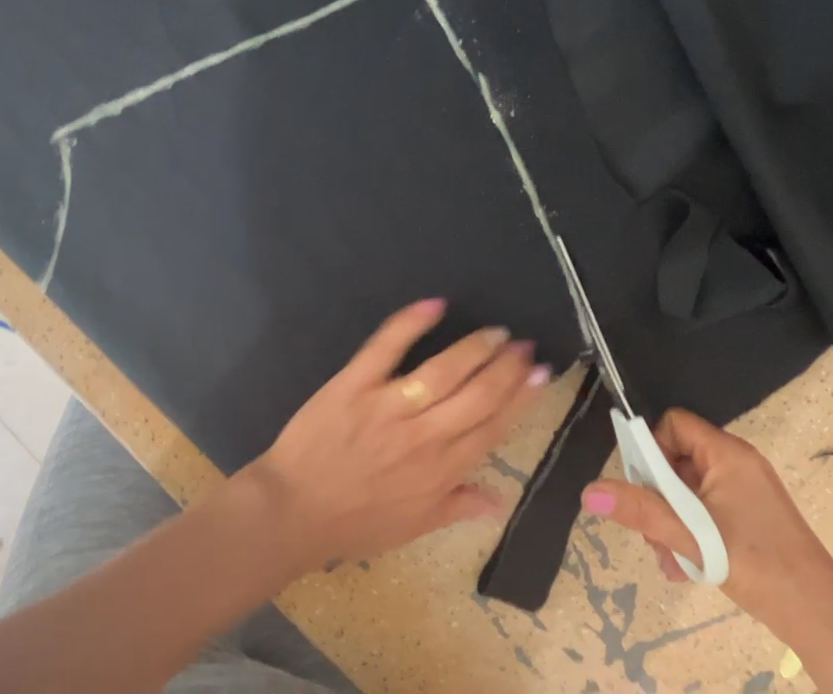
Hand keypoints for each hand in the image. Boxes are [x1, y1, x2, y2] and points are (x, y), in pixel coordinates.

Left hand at [237, 298, 552, 571]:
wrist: (293, 511)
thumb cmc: (354, 522)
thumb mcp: (412, 527)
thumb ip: (457, 505)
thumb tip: (501, 497)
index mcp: (441, 470)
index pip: (491, 427)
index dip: (520, 398)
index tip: (539, 374)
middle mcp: (423, 436)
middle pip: (477, 395)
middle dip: (506, 368)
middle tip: (524, 345)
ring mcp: (388, 407)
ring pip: (443, 371)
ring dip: (475, 348)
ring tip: (496, 331)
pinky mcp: (354, 384)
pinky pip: (386, 348)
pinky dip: (410, 323)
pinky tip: (434, 305)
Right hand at [579, 409, 832, 640]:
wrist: (819, 616)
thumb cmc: (755, 565)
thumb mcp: (689, 537)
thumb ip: (638, 510)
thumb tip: (589, 491)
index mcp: (727, 455)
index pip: (674, 424)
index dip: (651, 449)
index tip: (645, 488)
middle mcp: (739, 463)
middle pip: (677, 458)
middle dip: (657, 496)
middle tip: (654, 534)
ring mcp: (748, 490)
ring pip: (689, 489)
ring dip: (671, 520)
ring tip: (671, 559)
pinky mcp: (753, 514)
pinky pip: (708, 507)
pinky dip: (692, 531)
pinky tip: (689, 566)